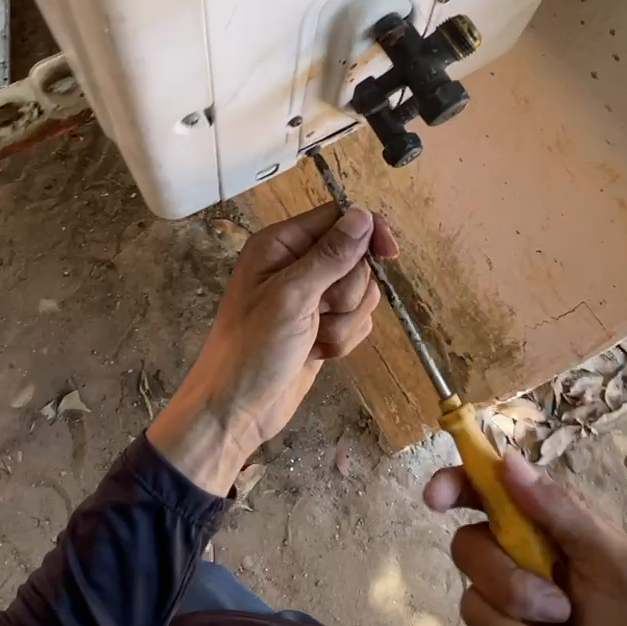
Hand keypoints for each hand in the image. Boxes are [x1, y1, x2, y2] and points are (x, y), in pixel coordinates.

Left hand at [148, 203, 395, 494]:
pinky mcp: (322, 326)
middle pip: (356, 259)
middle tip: (319, 312)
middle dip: (347, 292)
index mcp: (281, 244)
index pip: (338, 218)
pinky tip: (317, 352)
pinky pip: (356, 321)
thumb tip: (363, 215)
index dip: (367, 233)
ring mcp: (311, 297)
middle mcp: (297, 264)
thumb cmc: (253, 348)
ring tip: (313, 338)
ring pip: (360, 294)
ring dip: (344, 321)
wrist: (237, 410)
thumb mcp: (291, 297)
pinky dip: (343, 339)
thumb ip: (330, 256)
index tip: (389, 255)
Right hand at [425, 452, 626, 625]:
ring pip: (471, 587)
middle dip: (500, 570)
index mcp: (542, 520)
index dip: (453, 483)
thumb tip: (506, 458)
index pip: (486, 486)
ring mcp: (504, 595)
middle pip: (467, 539)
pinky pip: (481, 621)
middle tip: (551, 600)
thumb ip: (562, 510)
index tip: (435, 498)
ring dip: (517, 609)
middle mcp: (514, 551)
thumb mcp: (615, 560)